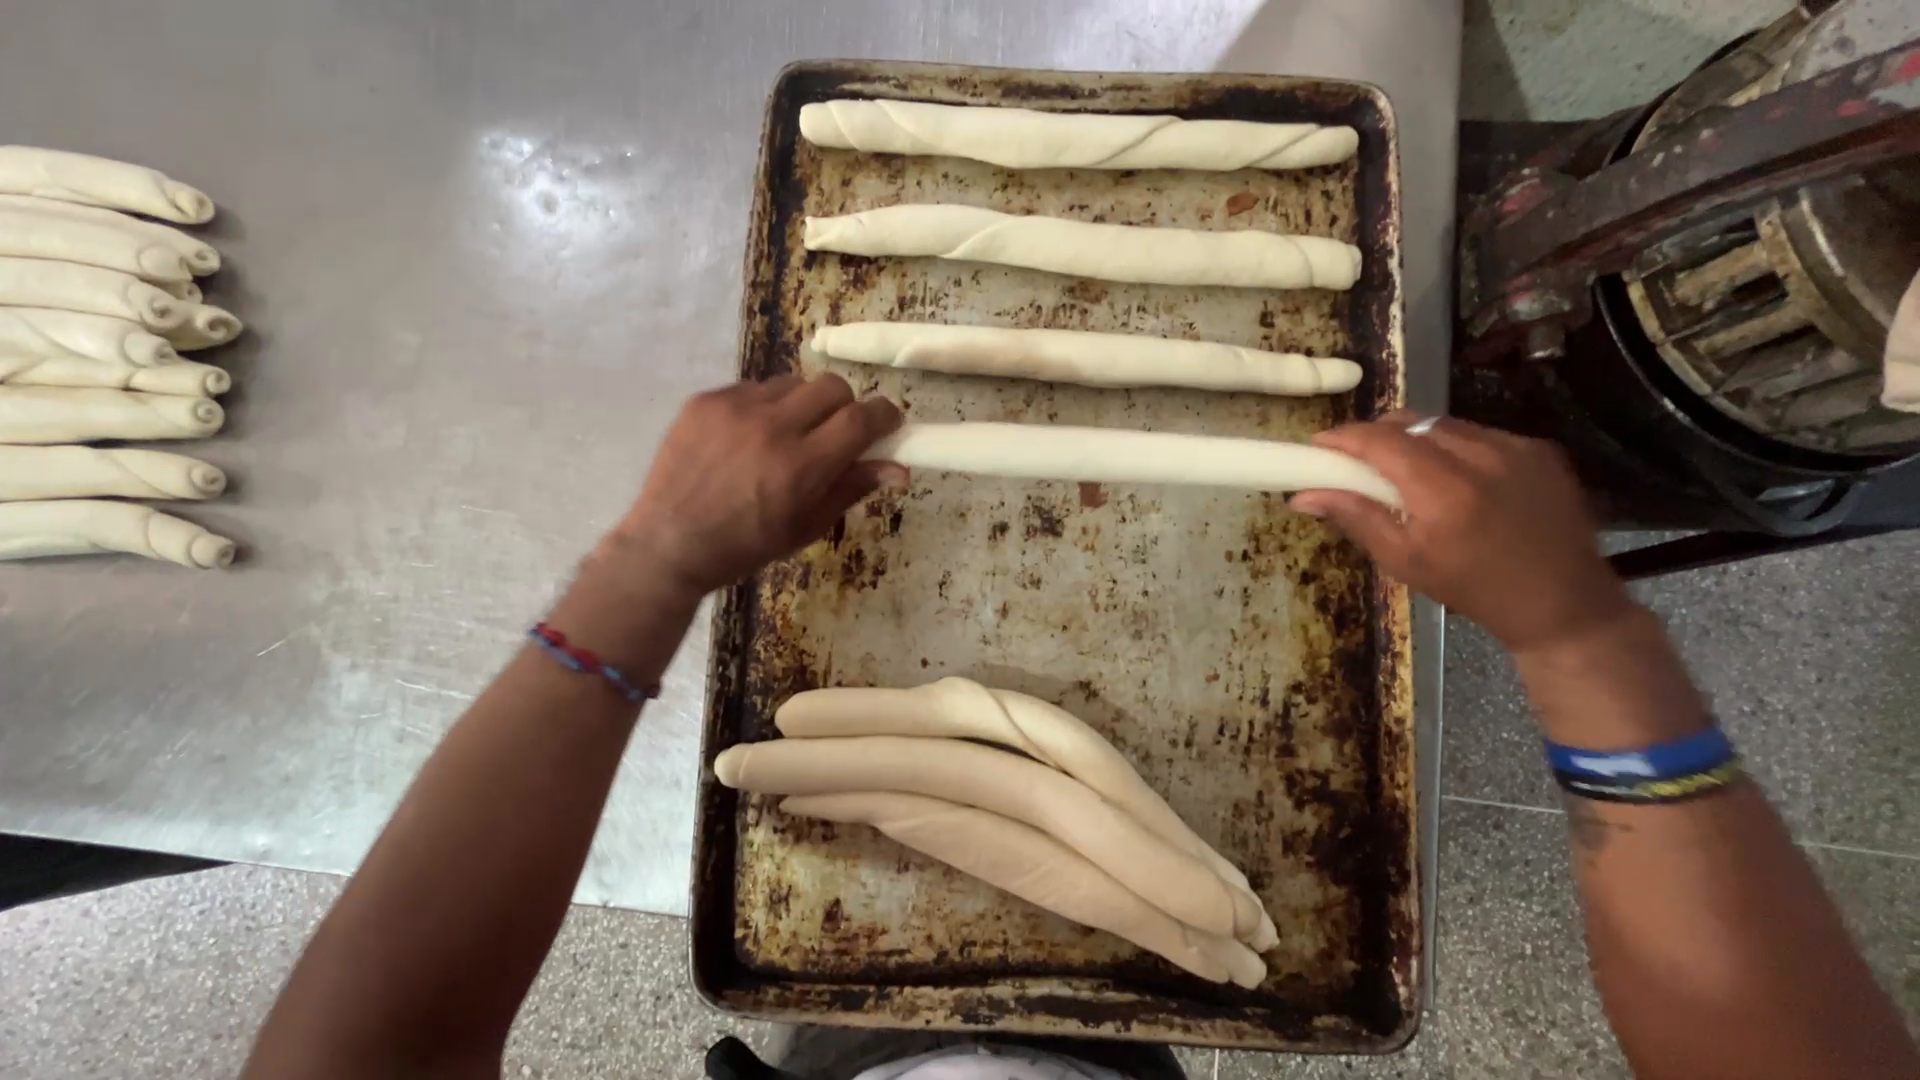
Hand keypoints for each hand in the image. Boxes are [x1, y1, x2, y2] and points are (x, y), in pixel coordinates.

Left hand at [588, 375, 904, 602]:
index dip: (884, 415)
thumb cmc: (746, 546)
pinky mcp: (705, 400)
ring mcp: (734, 408)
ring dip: (802, 404)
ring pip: (792, 383)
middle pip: (832, 387)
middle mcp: (771, 427)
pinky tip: (748, 437)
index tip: (888, 422)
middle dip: (844, 406)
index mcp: (801, 466)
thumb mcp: (806, 526)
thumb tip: (899, 469)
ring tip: (785, 435)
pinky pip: (752, 388)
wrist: (669, 543)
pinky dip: (763, 407)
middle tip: (834, 431)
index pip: (860, 418)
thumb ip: (852, 488)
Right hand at [1289, 412, 1633, 652]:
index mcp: (1442, 489)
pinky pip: (1479, 433)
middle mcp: (1481, 456)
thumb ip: (1355, 517)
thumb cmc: (1471, 587)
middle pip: (1410, 422)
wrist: (1561, 600)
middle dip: (1376, 434)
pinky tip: (1454, 476)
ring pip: (1444, 423)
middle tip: (1357, 460)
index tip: (1319, 445)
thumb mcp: (1403, 560)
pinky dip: (1453, 446)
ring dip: (1414, 439)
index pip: (1381, 440)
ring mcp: (1515, 448)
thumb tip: (1301, 495)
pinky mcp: (1539, 449)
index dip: (1344, 437)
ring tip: (1406, 468)